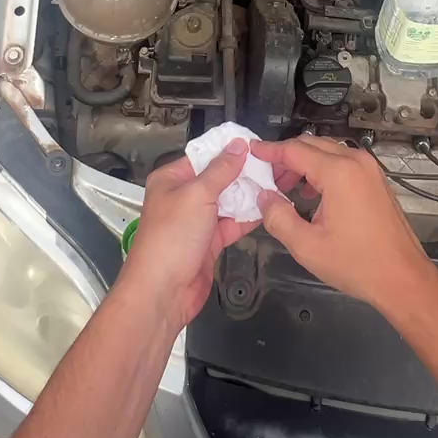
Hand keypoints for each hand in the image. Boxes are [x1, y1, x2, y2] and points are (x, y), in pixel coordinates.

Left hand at [120, 140, 258, 326]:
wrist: (163, 292)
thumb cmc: (170, 239)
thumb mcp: (197, 195)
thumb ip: (221, 170)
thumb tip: (238, 146)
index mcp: (171, 180)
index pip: (203, 156)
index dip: (227, 149)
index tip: (254, 144)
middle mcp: (183, 197)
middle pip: (218, 178)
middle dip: (242, 173)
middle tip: (271, 165)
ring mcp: (197, 221)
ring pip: (228, 201)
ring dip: (248, 195)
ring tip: (274, 183)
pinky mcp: (209, 242)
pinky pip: (232, 223)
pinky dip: (248, 217)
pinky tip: (266, 208)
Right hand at [251, 136, 437, 315]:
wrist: (402, 278)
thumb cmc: (357, 264)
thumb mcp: (307, 246)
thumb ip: (278, 218)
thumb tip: (264, 197)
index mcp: (338, 173)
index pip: (294, 150)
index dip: (269, 151)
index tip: (251, 152)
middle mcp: (356, 162)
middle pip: (311, 144)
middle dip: (285, 157)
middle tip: (267, 176)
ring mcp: (369, 168)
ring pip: (327, 151)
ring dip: (304, 162)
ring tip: (286, 186)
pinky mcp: (375, 179)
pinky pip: (342, 162)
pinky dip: (322, 169)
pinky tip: (312, 192)